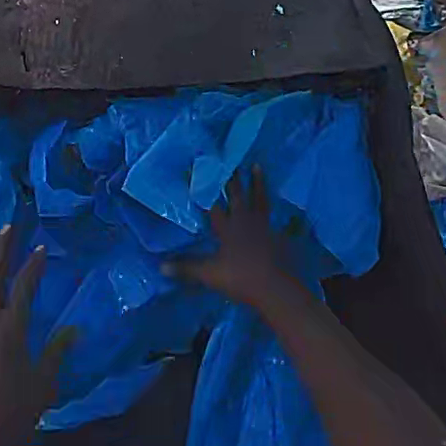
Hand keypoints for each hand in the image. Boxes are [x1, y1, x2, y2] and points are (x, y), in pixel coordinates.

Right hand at [165, 170, 304, 312]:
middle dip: (231, 177)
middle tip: (229, 158)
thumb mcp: (210, 274)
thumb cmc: (240, 278)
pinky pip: (276, 219)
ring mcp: (263, 227)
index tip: (192, 169)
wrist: (275, 287)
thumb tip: (161, 265)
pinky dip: (279, 212)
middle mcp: (244, 221)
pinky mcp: (278, 236)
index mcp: (227, 228)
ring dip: (257, 183)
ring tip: (257, 165)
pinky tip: (285, 209)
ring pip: (259, 199)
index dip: (202, 188)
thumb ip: (187, 268)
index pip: (211, 203)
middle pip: (237, 195)